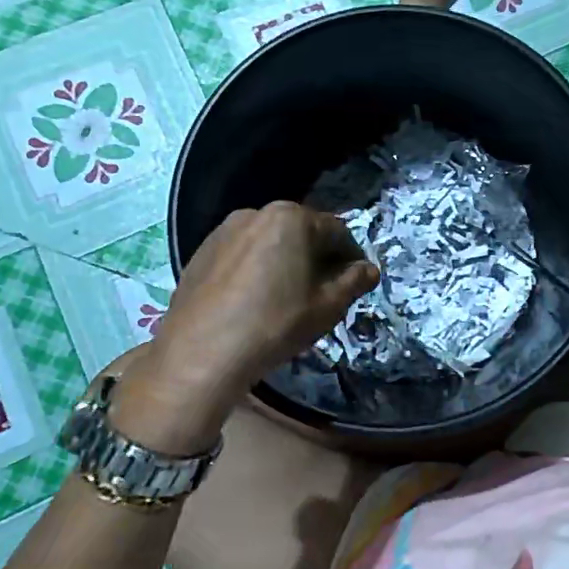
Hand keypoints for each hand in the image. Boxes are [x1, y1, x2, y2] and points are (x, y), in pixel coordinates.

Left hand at [113, 203, 377, 450]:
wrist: (200, 355)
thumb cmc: (274, 324)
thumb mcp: (328, 306)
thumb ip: (354, 281)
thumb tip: (369, 270)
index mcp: (291, 218)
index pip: (338, 231)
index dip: (353, 258)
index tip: (356, 283)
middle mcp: (256, 214)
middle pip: (302, 233)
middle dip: (319, 258)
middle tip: (325, 292)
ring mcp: (224, 231)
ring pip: (272, 243)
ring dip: (288, 263)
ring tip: (290, 298)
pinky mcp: (202, 252)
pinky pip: (244, 254)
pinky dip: (259, 269)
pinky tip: (258, 301)